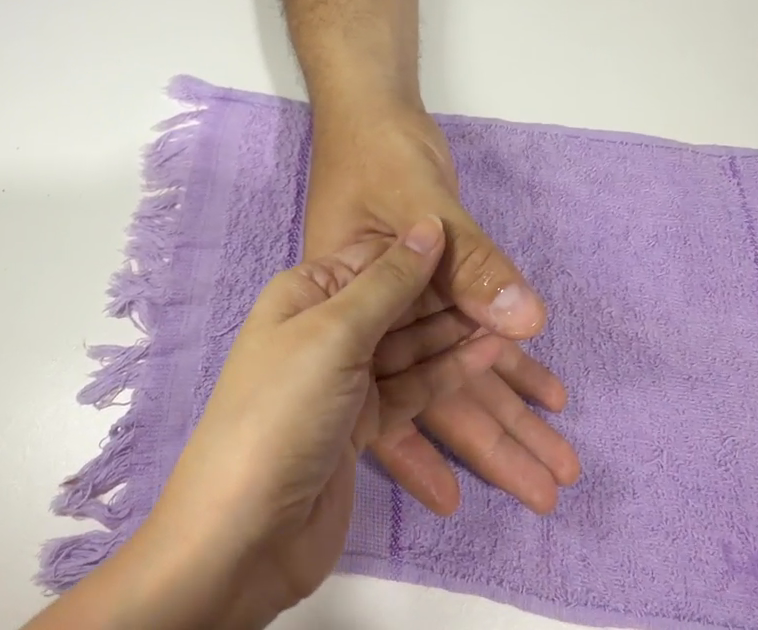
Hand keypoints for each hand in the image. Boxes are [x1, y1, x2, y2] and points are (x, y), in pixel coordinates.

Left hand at [29, 222, 501, 629]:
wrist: (244, 533)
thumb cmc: (283, 410)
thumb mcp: (335, 332)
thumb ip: (390, 281)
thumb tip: (430, 224)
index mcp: (306, 292)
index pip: (378, 258)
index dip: (429, 253)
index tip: (482, 249)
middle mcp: (325, 328)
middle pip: (399, 304)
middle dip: (452, 301)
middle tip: (513, 299)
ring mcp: (344, 379)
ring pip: (411, 348)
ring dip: (457, 338)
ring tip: (513, 330)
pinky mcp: (362, 423)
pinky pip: (412, 388)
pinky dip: (446, 374)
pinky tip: (486, 357)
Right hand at [308, 100, 581, 513]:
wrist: (371, 113)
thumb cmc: (377, 153)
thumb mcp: (418, 201)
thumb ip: (469, 263)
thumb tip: (526, 326)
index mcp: (354, 311)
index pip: (390, 387)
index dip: (428, 445)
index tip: (467, 499)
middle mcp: (381, 321)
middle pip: (438, 390)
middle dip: (491, 440)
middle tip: (544, 491)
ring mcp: (411, 306)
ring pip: (464, 367)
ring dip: (510, 408)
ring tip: (558, 459)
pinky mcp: (439, 289)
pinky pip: (478, 331)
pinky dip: (511, 358)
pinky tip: (545, 390)